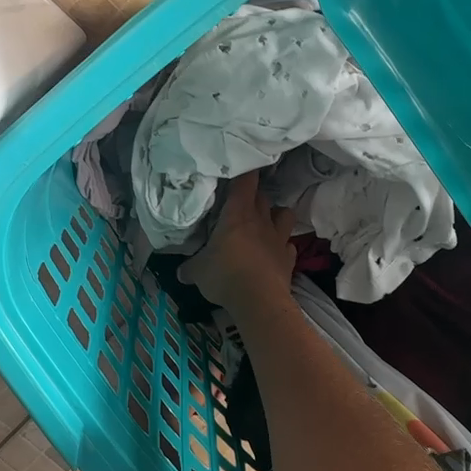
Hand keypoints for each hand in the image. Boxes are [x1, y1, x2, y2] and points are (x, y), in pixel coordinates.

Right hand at [177, 170, 296, 316]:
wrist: (260, 302)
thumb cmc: (225, 276)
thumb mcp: (198, 272)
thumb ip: (190, 267)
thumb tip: (181, 272)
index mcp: (238, 214)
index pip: (245, 180)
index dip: (244, 171)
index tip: (240, 168)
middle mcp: (261, 220)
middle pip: (262, 196)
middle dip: (254, 195)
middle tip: (241, 202)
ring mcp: (279, 238)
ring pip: (284, 214)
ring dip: (276, 215)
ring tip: (264, 224)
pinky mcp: (289, 258)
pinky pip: (288, 244)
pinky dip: (282, 246)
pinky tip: (273, 252)